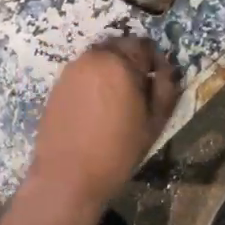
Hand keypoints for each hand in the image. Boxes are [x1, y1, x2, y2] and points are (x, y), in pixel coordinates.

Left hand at [28, 36, 177, 205]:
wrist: (65, 179)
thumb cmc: (116, 152)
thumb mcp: (153, 124)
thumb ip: (165, 89)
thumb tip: (167, 70)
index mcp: (120, 63)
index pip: (144, 46)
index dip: (154, 61)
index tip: (157, 82)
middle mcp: (94, 57)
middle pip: (120, 46)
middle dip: (132, 61)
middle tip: (138, 89)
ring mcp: (73, 69)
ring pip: (100, 57)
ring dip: (111, 68)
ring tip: (116, 98)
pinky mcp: (58, 83)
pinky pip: (83, 71)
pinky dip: (93, 79)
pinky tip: (95, 106)